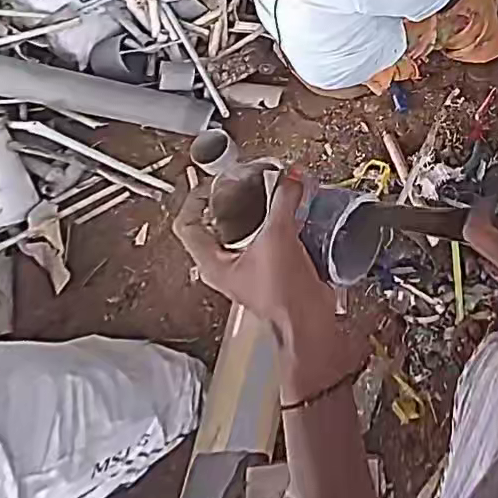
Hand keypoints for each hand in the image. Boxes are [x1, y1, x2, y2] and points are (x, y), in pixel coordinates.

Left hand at [171, 172, 358, 393]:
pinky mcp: (271, 266)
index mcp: (213, 263)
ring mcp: (248, 267)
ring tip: (268, 189)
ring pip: (244, 228)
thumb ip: (284, 201)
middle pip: (216, 222)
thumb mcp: (279, 236)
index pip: (187, 224)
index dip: (196, 198)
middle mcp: (226, 265)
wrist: (310, 319)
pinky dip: (276, 219)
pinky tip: (290, 207)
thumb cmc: (284, 294)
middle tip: (244, 180)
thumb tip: (291, 177)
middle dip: (231, 198)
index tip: (214, 181)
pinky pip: (267, 235)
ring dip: (257, 207)